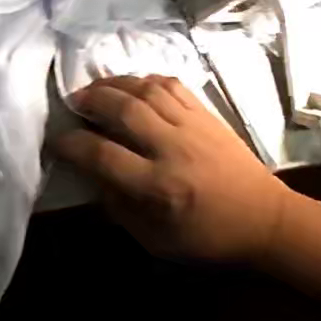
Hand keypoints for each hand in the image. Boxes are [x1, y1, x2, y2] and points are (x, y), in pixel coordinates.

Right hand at [51, 75, 292, 263]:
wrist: (263, 216)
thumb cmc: (208, 237)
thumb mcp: (156, 241)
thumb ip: (120, 209)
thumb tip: (93, 176)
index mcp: (158, 186)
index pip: (103, 155)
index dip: (73, 144)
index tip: (58, 139)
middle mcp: (173, 148)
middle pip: (124, 110)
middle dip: (93, 100)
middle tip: (74, 101)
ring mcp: (192, 125)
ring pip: (148, 90)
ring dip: (118, 83)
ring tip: (98, 87)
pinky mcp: (207, 114)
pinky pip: (174, 85)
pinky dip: (149, 80)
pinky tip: (135, 85)